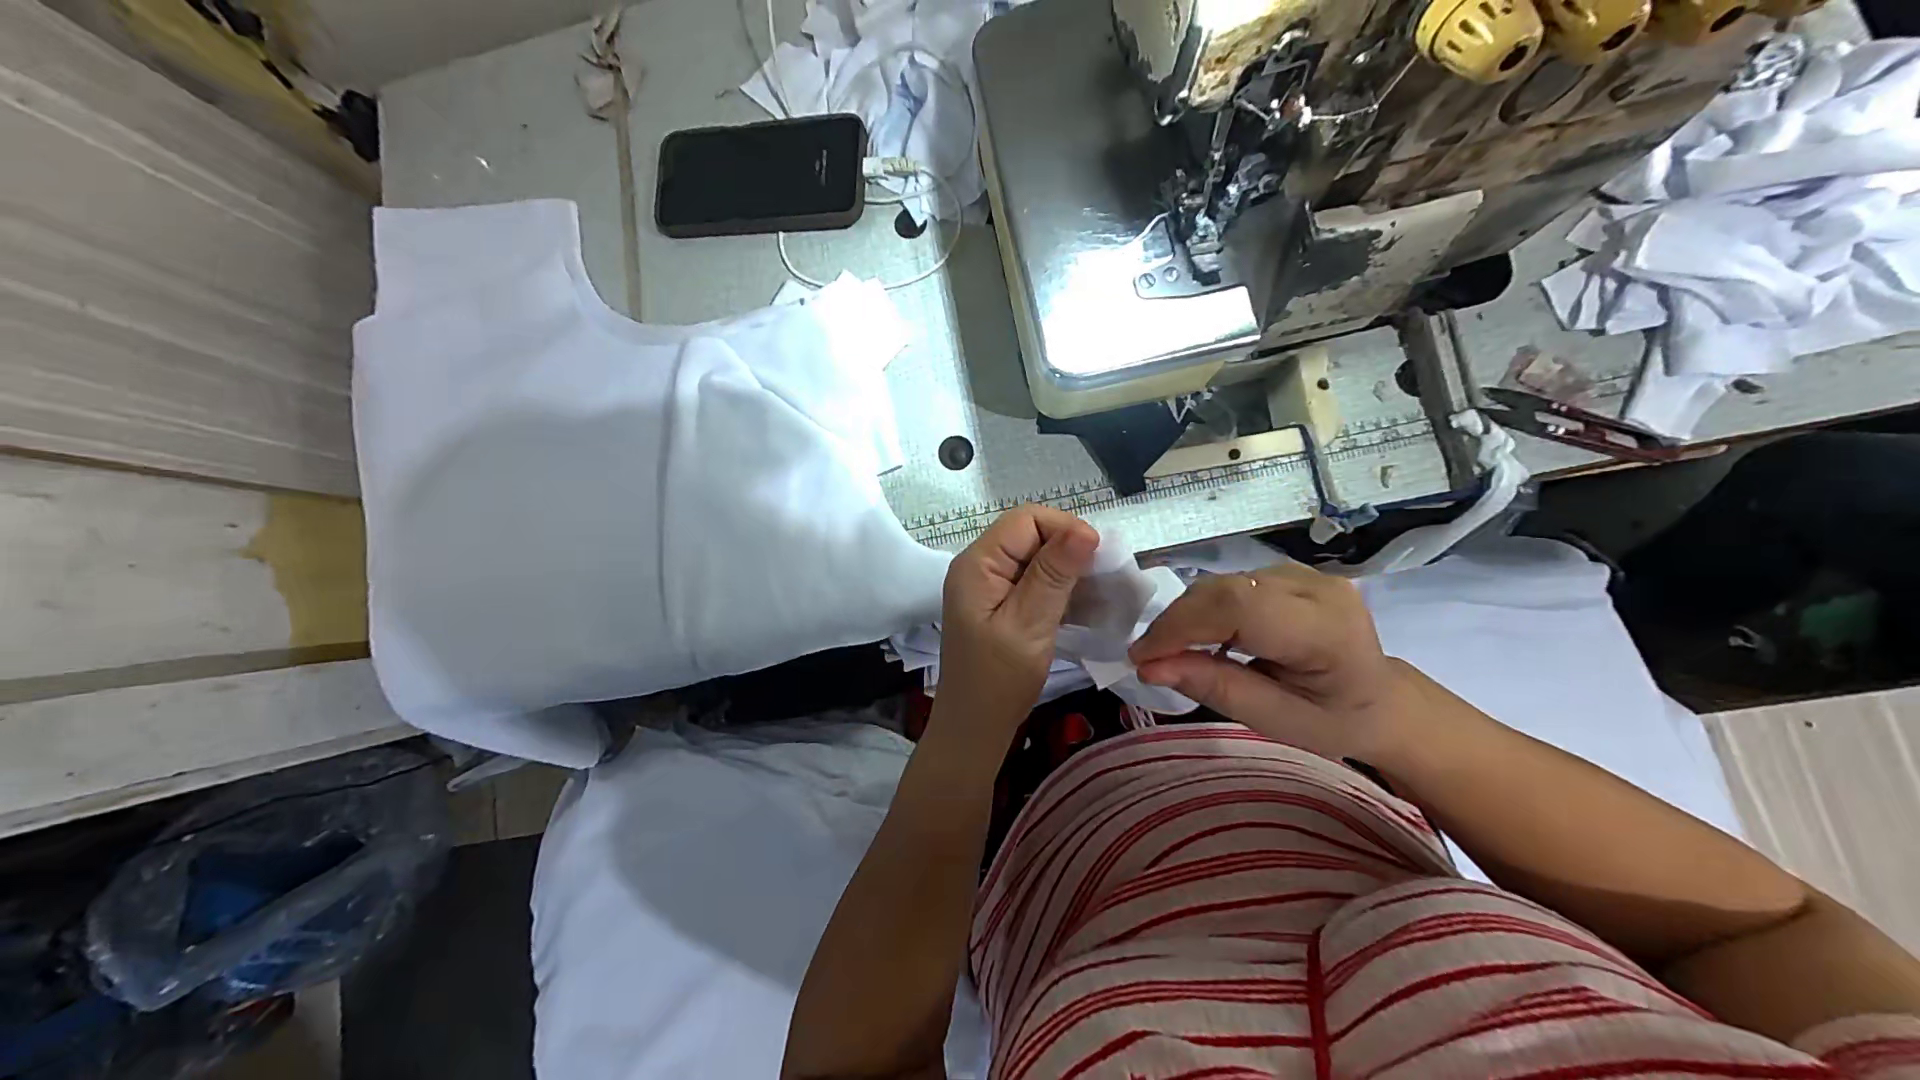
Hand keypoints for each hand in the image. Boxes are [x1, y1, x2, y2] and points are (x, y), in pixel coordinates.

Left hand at [937, 506, 1099, 727]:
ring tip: (1102, 592)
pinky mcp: (1003, 606)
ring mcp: (991, 587)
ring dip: (1070, 571)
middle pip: (1032, 535)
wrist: (975, 729)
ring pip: (1038, 558)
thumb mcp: (1029, 625)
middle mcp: (981, 567)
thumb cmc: (998, 680)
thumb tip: (1084, 530)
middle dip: (1070, 550)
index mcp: (977, 564)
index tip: (1098, 558)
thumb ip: (1053, 575)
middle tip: (1105, 577)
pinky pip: (1036, 582)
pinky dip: (1062, 590)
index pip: (1025, 520)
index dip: (1064, 529)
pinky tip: (1087, 606)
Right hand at [1128, 562, 1421, 763]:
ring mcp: (1302, 572)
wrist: (1379, 699)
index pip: (1239, 607)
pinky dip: (1202, 609)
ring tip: (1172, 651)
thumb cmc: (1333, 721)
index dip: (1182, 626)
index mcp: (1326, 631)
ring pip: (1219, 582)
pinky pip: (1228, 583)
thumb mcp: (1276, 721)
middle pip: (1223, 589)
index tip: (1143, 658)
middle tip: (1150, 658)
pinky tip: (1200, 636)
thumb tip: (1150, 666)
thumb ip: (1216, 688)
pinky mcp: (1286, 570)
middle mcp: (1317, 587)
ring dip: (1185, 615)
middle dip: (1176, 622)